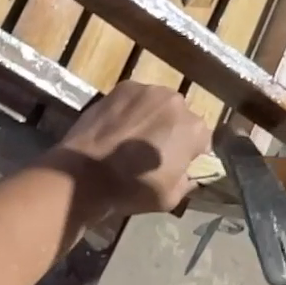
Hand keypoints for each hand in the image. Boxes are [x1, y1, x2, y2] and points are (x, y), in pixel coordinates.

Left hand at [44, 82, 211, 218]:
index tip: (173, 165)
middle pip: (179, 117)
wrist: (84, 174)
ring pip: (157, 105)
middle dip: (170, 131)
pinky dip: (130, 110)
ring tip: (131, 138)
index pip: (201, 140)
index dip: (188, 155)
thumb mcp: (172, 197)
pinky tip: (116, 128)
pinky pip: (135, 99)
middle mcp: (175, 101)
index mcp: (194, 128)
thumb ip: (188, 179)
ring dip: (151, 118)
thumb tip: (190, 171)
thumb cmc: (131, 189)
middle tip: (151, 151)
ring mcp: (147, 90)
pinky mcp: (121, 87)